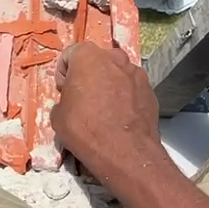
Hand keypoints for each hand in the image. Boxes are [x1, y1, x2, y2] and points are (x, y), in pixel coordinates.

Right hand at [52, 42, 163, 185]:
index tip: (64, 92)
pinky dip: (126, 98)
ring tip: (106, 110)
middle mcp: (114, 57)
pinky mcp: (150, 90)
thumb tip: (73, 103)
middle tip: (84, 100)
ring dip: (109, 85)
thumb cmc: (85, 128)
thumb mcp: (58, 115)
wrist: (126, 152)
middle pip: (96, 61)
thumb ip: (64, 99)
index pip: (69, 55)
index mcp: (87, 55)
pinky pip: (132, 89)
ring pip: (117, 74)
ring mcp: (136, 72)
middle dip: (89, 76)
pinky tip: (121, 118)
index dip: (64, 74)